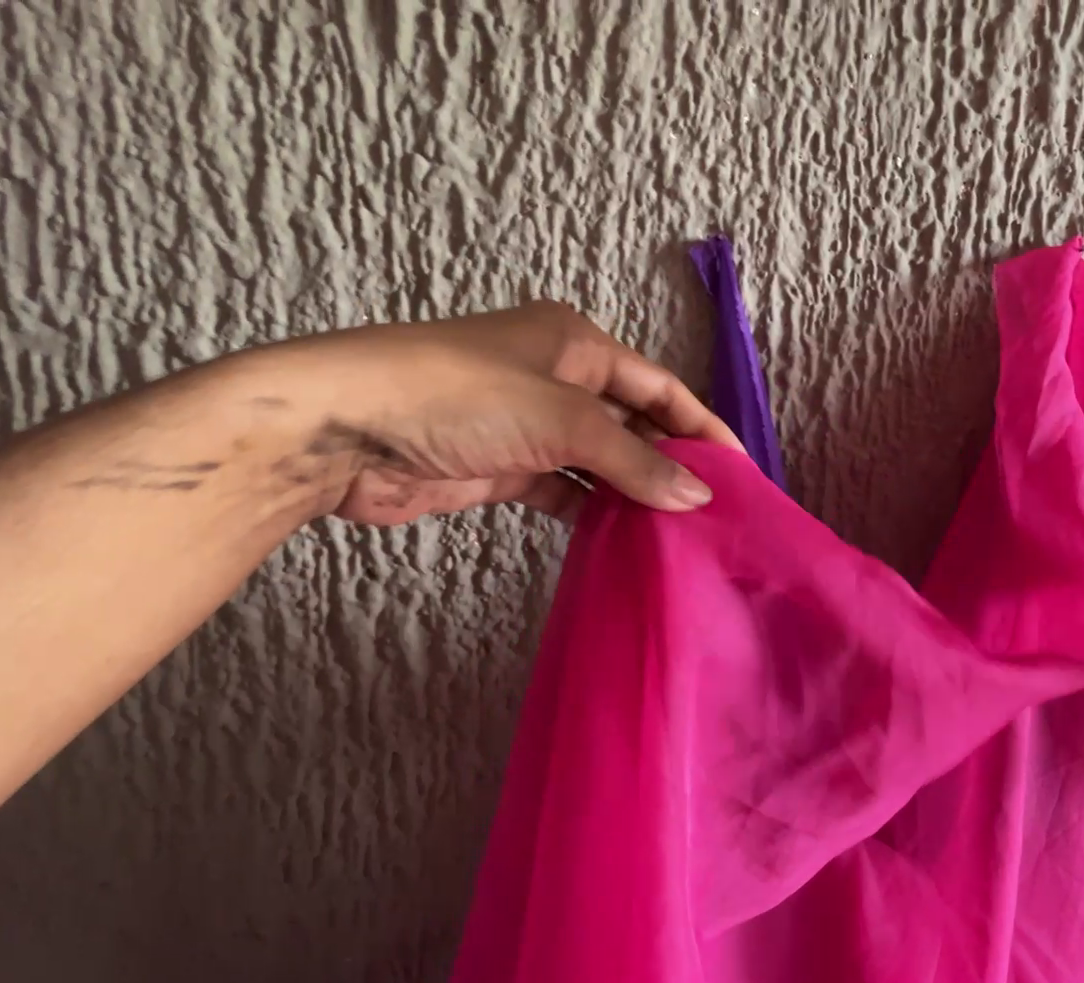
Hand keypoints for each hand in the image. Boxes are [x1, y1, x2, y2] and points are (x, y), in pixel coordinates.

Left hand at [253, 301, 743, 524]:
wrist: (343, 430)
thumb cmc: (460, 396)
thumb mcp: (561, 418)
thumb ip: (634, 461)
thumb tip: (697, 499)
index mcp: (577, 344)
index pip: (659, 387)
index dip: (701, 426)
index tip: (739, 471)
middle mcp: (558, 379)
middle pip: (634, 424)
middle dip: (671, 463)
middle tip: (714, 511)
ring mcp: (530, 426)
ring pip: (602, 462)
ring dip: (635, 492)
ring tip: (680, 532)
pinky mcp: (503, 468)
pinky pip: (567, 491)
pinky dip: (595, 511)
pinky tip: (625, 538)